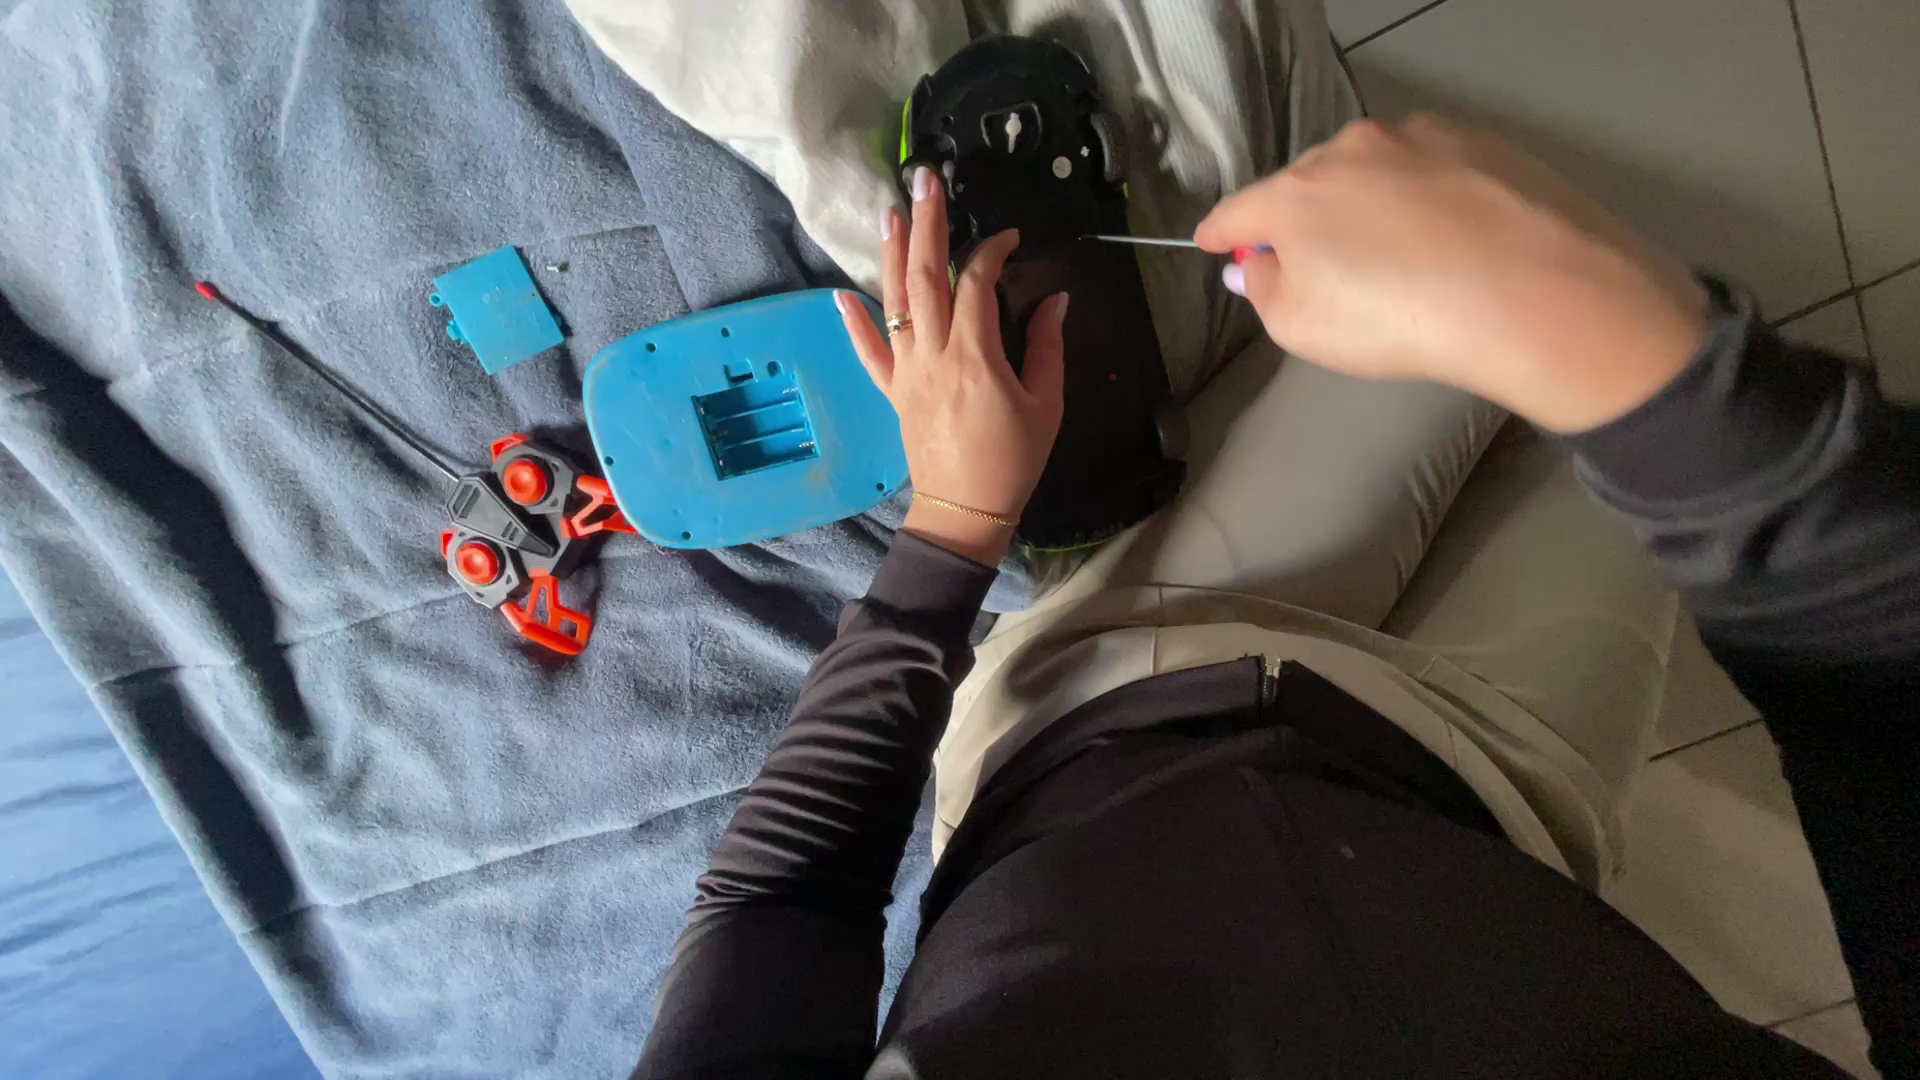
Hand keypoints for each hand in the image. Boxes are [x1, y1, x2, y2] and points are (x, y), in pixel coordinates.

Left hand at [837, 166, 1067, 564]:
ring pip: (894, 304)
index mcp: (976, 357)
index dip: (993, 251)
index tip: (1009, 238)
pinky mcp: (893, 392)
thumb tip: (1057, 299)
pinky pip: (869, 354)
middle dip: (928, 225)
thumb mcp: (1046, 405)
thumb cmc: (1013, 461)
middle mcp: (934, 355)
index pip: (978, 284)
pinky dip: (855, 324)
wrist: (966, 508)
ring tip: (890, 213)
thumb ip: (1048, 347)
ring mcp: (907, 373)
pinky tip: (841, 294)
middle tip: (925, 180)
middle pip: (926, 278)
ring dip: (892, 256)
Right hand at [1194, 115, 1710, 432]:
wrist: (1532, 295)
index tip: (1209, 244)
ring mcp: (1419, 136)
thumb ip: (1262, 288)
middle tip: (1306, 265)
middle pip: (1301, 185)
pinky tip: (1434, 239)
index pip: (1236, 210)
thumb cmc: (1390, 319)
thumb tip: (1254, 262)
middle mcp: (1350, 148)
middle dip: (1292, 221)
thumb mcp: (1297, 326)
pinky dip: (1410, 198)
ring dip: (1354, 205)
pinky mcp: (1480, 140)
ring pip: (1363, 171)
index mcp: (1295, 193)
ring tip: (1381, 255)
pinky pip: (1420, 169)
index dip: (1217, 232)